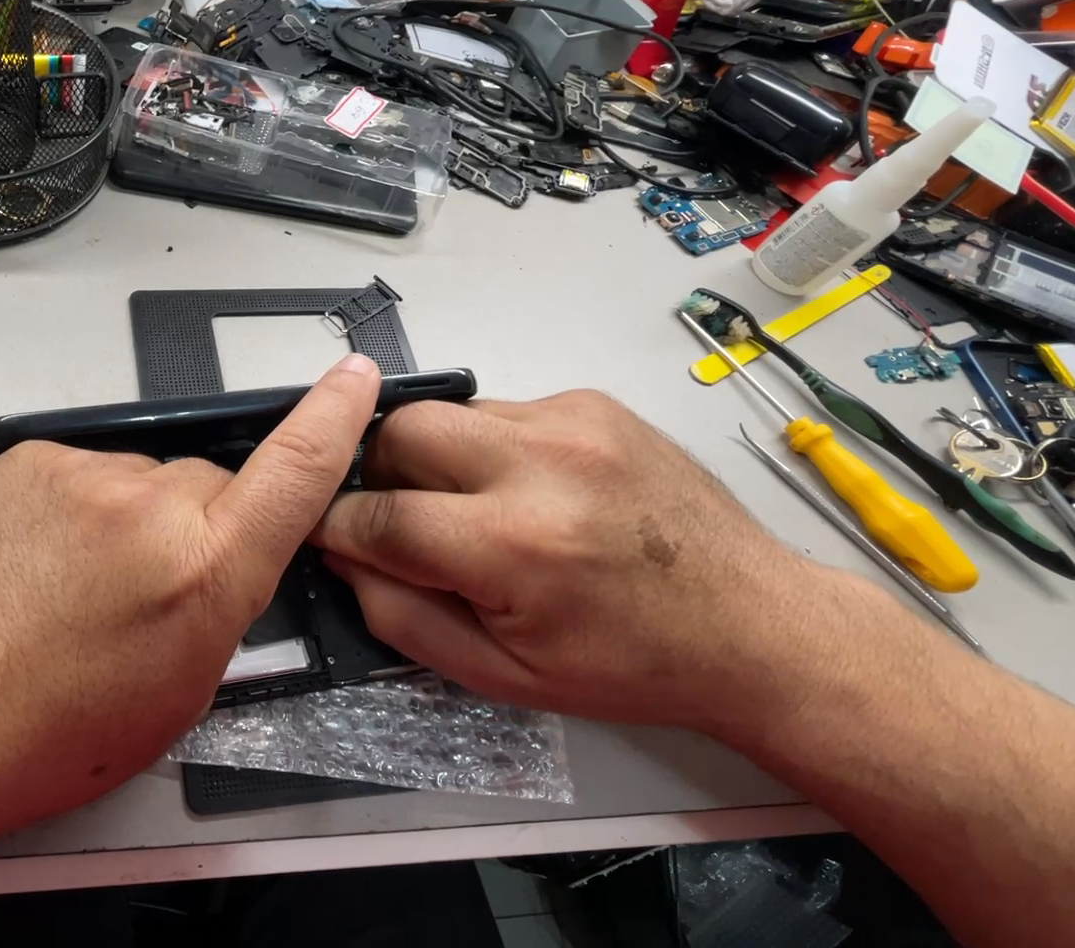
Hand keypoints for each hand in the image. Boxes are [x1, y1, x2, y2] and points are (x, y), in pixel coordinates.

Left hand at [0, 355, 382, 850]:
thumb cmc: (49, 731)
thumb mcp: (181, 689)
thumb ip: (223, 601)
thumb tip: (231, 553)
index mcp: (202, 570)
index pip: (296, 466)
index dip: (337, 414)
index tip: (355, 377)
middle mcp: (147, 506)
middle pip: (211, 481)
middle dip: (200, 525)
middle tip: (148, 586)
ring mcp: (82, 474)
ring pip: (146, 478)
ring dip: (134, 518)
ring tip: (80, 583)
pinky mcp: (30, 459)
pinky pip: (89, 471)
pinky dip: (84, 507)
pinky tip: (46, 559)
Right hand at [313, 390, 883, 731]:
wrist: (755, 626)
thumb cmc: (624, 664)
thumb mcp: (497, 673)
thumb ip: (398, 615)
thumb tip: (340, 555)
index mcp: (515, 547)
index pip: (379, 517)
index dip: (333, 525)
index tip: (319, 529)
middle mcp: (541, 465)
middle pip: (399, 431)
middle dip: (378, 473)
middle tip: (402, 515)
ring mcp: (571, 421)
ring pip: (446, 412)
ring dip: (434, 458)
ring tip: (471, 505)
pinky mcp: (591, 401)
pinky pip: (497, 410)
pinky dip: (485, 447)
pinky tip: (524, 489)